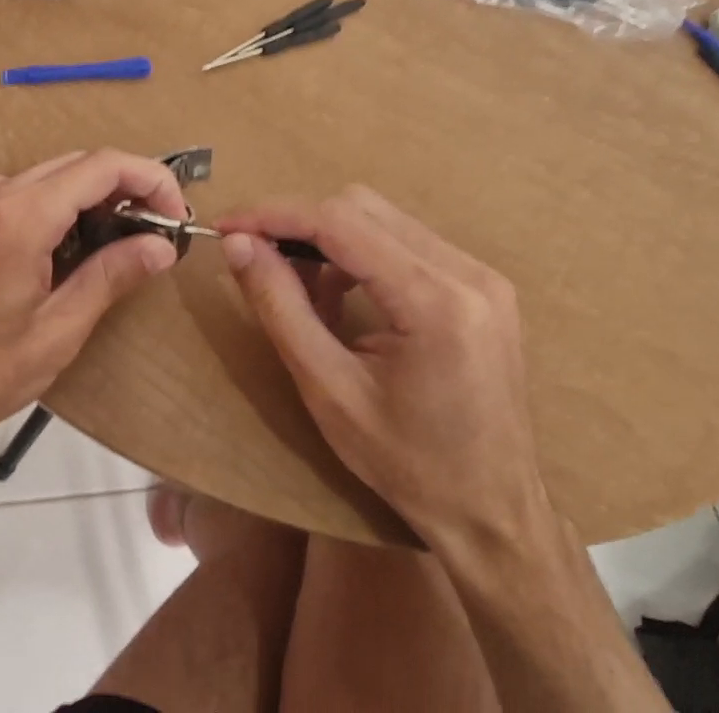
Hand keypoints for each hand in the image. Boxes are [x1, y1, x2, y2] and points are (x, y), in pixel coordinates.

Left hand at [0, 150, 186, 472]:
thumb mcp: (56, 331)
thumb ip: (110, 276)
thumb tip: (160, 246)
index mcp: (18, 217)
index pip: (101, 166)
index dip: (150, 180)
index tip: (175, 214)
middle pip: (75, 165)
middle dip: (123, 190)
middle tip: (155, 235)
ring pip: (45, 177)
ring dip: (87, 200)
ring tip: (117, 246)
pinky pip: (14, 194)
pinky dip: (50, 208)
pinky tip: (65, 249)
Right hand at [217, 187, 545, 546]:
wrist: (492, 511)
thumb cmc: (405, 463)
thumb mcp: (326, 388)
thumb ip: (280, 306)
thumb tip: (238, 246)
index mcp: (435, 301)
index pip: (340, 221)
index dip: (274, 215)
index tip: (226, 227)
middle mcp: (468, 273)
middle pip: (362, 207)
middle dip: (297, 223)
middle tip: (254, 259)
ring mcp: (483, 277)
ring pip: (383, 219)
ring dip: (327, 239)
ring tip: (297, 289)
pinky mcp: (482, 288)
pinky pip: (406, 243)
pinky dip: (359, 255)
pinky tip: (338, 297)